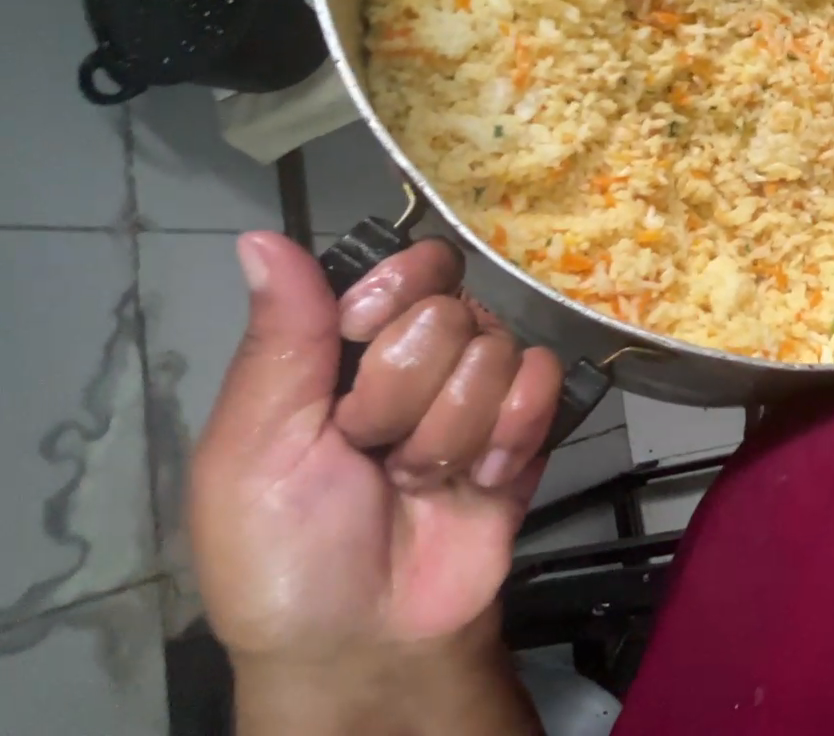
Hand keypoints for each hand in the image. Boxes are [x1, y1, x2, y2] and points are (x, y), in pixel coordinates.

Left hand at [190, 232, 562, 671]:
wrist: (374, 630)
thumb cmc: (287, 546)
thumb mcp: (253, 448)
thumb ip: (281, 341)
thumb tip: (261, 238)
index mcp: (355, 346)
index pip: (411, 266)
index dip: (395, 295)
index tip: (356, 343)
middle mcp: (428, 355)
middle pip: (455, 312)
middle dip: (406, 393)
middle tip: (373, 449)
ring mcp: (486, 387)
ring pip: (501, 351)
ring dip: (453, 429)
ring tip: (421, 479)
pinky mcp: (533, 422)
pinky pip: (547, 381)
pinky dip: (511, 433)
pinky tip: (482, 477)